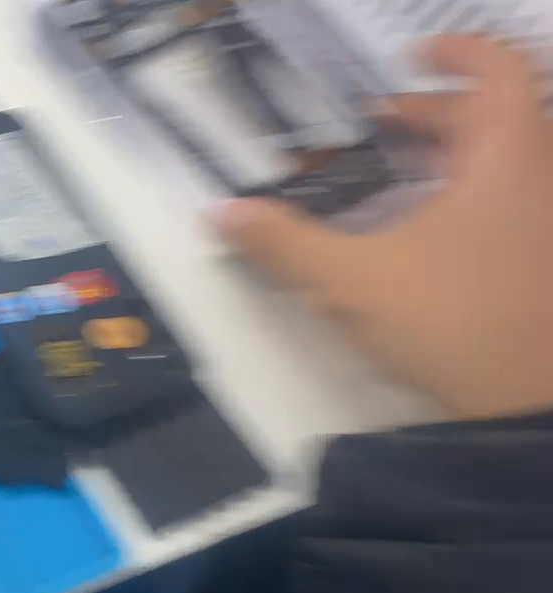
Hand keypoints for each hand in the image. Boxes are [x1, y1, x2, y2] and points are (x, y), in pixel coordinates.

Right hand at [212, 35, 552, 419]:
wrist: (518, 388)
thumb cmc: (444, 314)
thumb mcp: (346, 276)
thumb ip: (281, 241)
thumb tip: (221, 211)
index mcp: (504, 162)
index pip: (498, 76)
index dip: (455, 55)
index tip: (404, 58)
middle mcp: (530, 179)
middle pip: (491, 118)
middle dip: (427, 112)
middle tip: (366, 125)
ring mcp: (530, 220)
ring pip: (491, 163)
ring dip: (434, 157)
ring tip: (373, 172)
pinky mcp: (520, 257)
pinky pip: (486, 203)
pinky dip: (443, 196)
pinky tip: (396, 228)